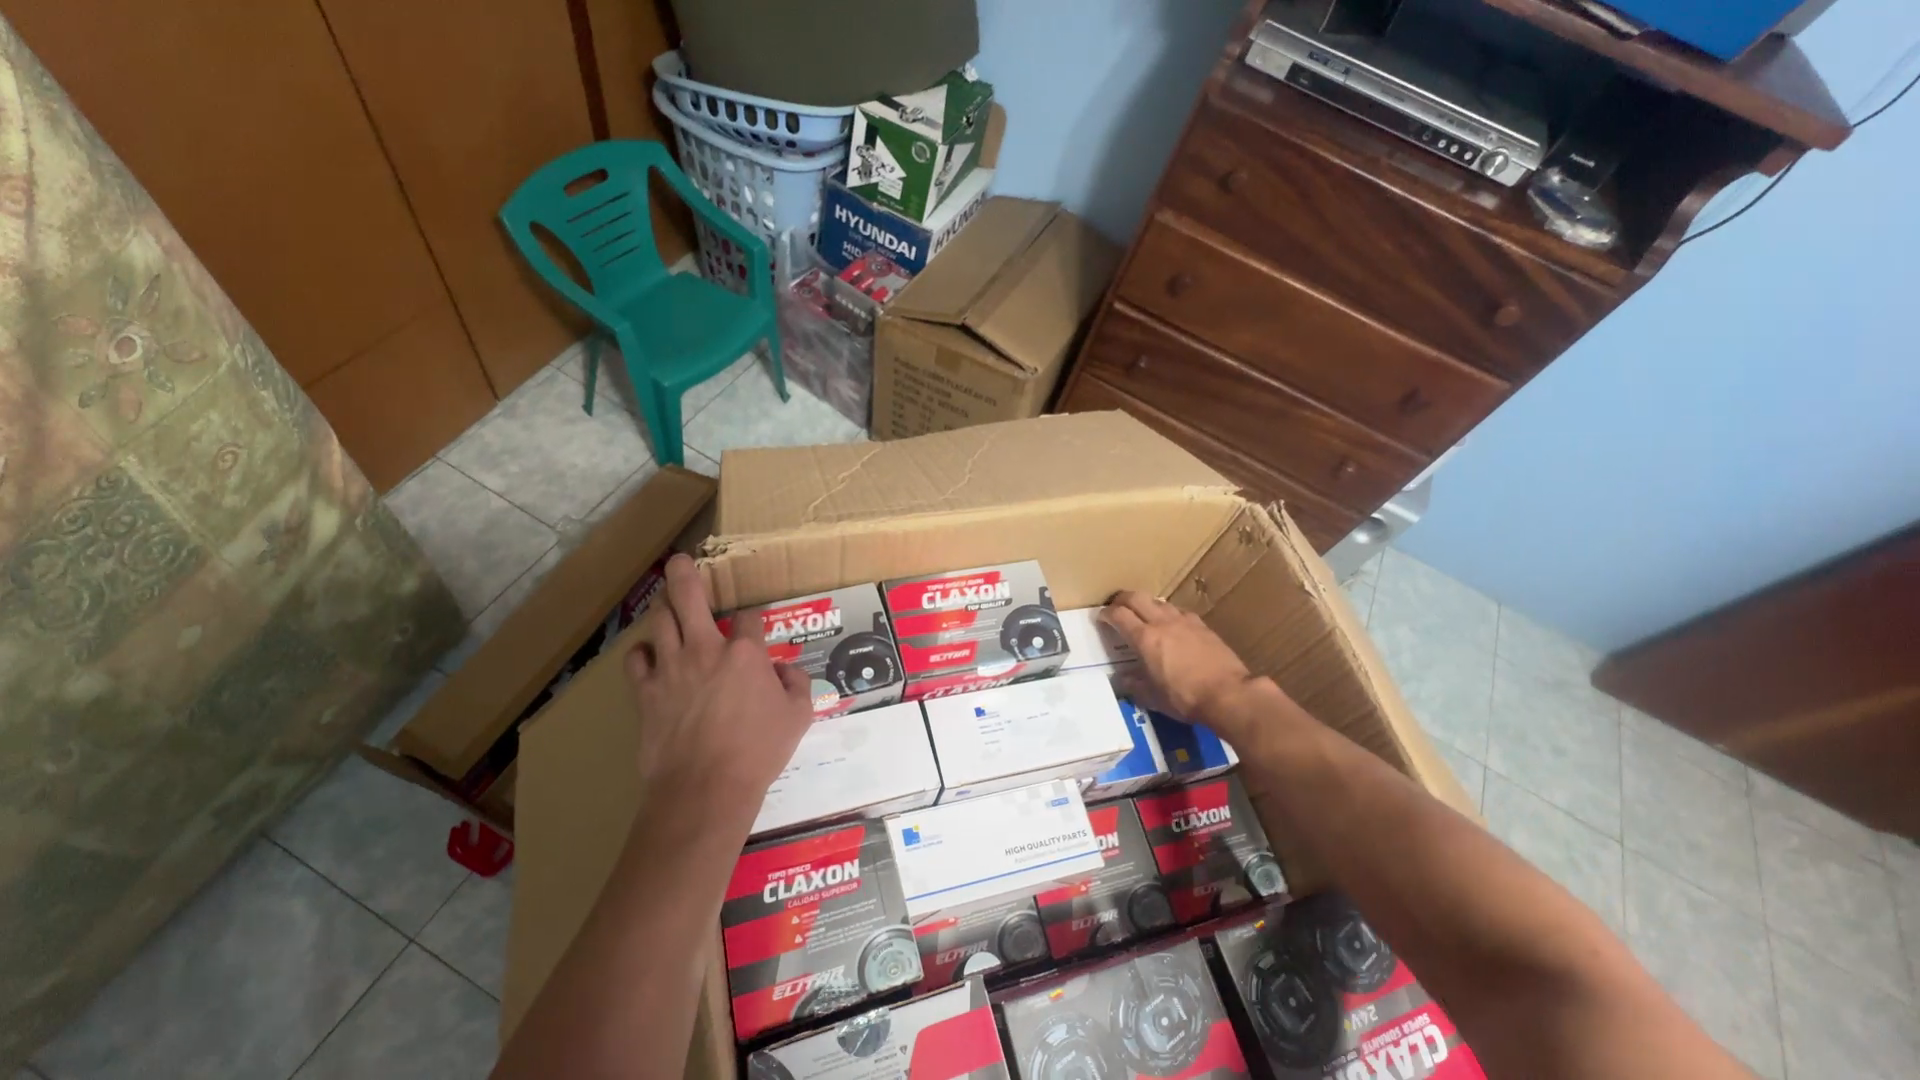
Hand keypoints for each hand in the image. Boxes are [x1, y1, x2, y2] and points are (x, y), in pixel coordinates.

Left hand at [624, 555, 813, 812]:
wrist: (706, 786)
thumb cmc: (758, 752)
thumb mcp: (799, 717)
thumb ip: (796, 685)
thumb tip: (786, 671)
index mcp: (746, 653)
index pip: (751, 617)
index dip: (755, 617)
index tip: (756, 624)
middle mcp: (706, 648)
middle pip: (690, 597)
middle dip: (684, 573)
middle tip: (679, 560)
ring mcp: (671, 667)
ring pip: (660, 620)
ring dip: (664, 607)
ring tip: (666, 603)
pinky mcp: (646, 690)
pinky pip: (636, 658)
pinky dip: (643, 652)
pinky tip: (651, 654)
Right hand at [1100, 591, 1261, 735]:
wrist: (1229, 694)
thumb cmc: (1185, 698)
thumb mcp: (1153, 698)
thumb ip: (1135, 686)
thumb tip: (1124, 679)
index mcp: (1145, 638)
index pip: (1118, 615)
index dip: (1106, 614)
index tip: (1100, 617)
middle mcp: (1163, 623)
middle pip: (1136, 597)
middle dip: (1122, 599)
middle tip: (1116, 606)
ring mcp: (1185, 621)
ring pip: (1159, 601)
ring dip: (1147, 604)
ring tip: (1144, 615)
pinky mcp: (1203, 626)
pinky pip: (1180, 612)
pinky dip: (1169, 614)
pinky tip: (1172, 626)